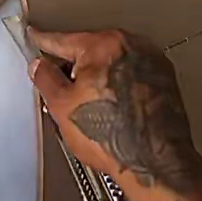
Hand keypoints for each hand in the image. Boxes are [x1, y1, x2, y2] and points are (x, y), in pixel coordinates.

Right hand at [26, 27, 201, 198]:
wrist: (153, 163)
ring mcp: (152, 63)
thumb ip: (46, 78)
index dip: (44, 41)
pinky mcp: (165, 82)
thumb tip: (40, 66)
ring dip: (98, 79)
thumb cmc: (113, 137)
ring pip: (112, 64)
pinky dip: (118, 87)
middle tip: (61, 91)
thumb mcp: (61, 106)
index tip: (36, 37)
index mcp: (103, 45)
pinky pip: (131, 76)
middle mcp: (132, 46)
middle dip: (74, 68)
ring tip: (90, 109)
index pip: (63, 39)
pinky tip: (110, 111)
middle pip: (90, 50)